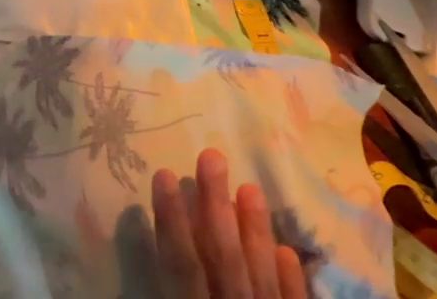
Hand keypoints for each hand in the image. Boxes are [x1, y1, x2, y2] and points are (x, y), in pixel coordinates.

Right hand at [153, 148, 307, 298]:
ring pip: (261, 275)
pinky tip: (287, 250)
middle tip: (212, 155)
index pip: (181, 262)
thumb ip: (170, 280)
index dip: (172, 218)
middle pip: (224, 256)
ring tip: (251, 186)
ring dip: (256, 231)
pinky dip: (291, 280)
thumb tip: (145, 233)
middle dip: (216, 205)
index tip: (164, 172)